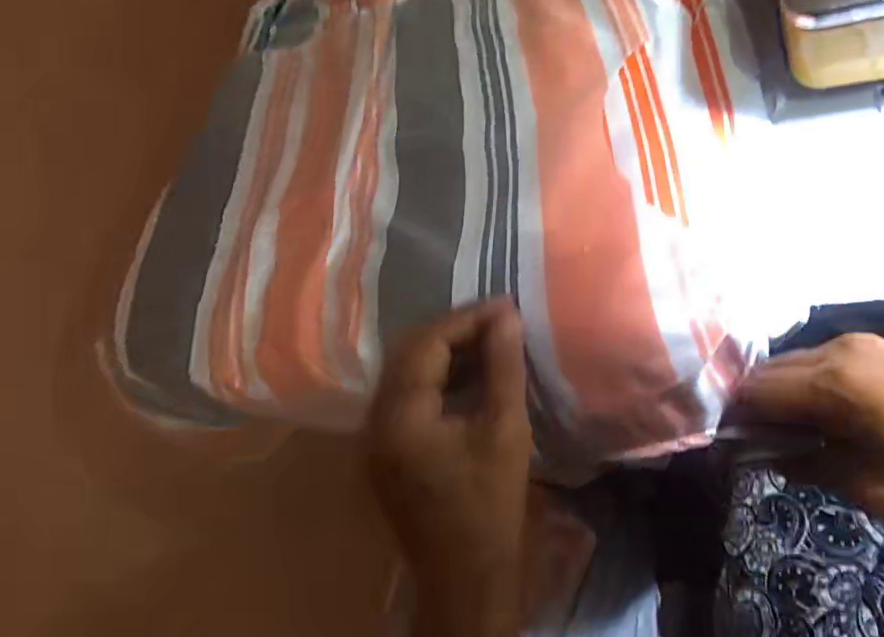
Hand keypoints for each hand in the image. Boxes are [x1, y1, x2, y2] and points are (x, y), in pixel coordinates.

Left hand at [366, 300, 531, 636]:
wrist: (467, 577)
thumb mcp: (505, 429)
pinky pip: (406, 393)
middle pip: (409, 351)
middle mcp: (376, 421)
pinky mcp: (386, 449)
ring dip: (445, 350)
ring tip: (489, 338)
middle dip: (454, 329)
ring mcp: (376, 437)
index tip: (506, 306)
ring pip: (405, 370)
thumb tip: (506, 314)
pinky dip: (436, 375)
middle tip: (498, 319)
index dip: (467, 318)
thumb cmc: (489, 503)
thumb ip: (503, 366)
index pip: (427, 343)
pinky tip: (469, 372)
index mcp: (399, 416)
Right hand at [732, 333, 883, 543]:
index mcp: (838, 380)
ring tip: (784, 441)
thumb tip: (767, 455)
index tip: (723, 448)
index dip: (735, 417)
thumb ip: (812, 466)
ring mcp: (867, 345)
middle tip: (750, 449)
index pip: (760, 390)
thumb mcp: (880, 493)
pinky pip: (827, 364)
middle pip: (774, 370)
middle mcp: (843, 348)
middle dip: (755, 405)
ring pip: (799, 364)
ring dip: (783, 397)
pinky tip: (820, 422)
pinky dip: (811, 389)